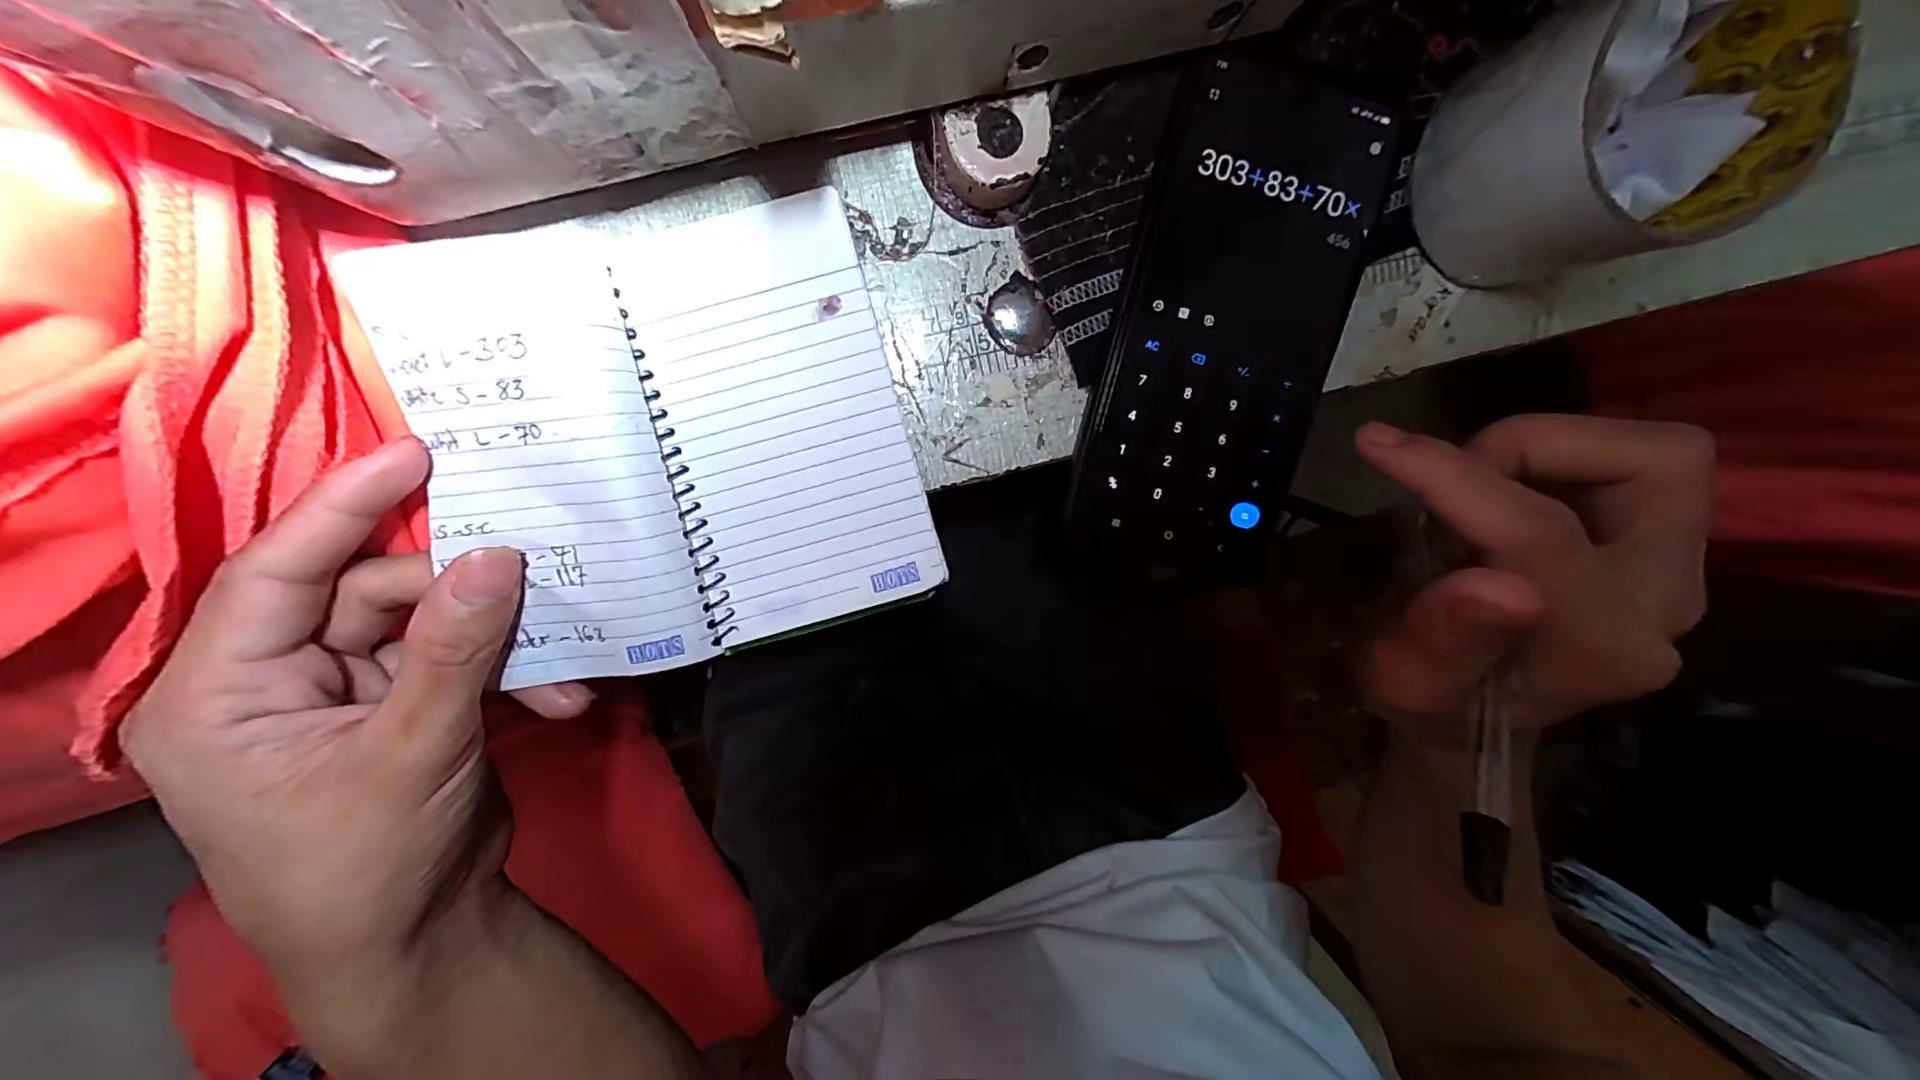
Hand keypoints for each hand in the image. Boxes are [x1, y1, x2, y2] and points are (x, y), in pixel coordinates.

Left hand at [122, 438, 589, 987]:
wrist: (419, 935)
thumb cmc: (370, 859)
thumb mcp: (416, 749)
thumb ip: (455, 648)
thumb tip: (498, 556)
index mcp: (226, 691)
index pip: (279, 571)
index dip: (345, 506)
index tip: (415, 454)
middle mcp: (280, 677)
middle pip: (376, 594)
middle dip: (462, 599)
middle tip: (534, 589)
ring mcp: (349, 689)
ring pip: (432, 624)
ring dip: (503, 643)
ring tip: (559, 670)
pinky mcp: (408, 703)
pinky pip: (462, 657)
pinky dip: (513, 671)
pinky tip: (558, 697)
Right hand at [1355, 414, 1713, 739]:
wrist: (1473, 715)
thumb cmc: (1429, 702)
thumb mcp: (1406, 684)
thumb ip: (1444, 640)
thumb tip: (1489, 584)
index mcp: (1597, 651)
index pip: (1539, 535)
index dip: (1453, 479)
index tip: (1375, 443)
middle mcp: (1665, 604)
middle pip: (1650, 463)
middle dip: (1528, 450)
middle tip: (1448, 485)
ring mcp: (1676, 570)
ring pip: (1649, 451)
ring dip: (1540, 451)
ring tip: (1467, 498)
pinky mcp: (1664, 545)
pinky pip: (1627, 462)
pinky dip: (1548, 460)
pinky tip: (1494, 501)